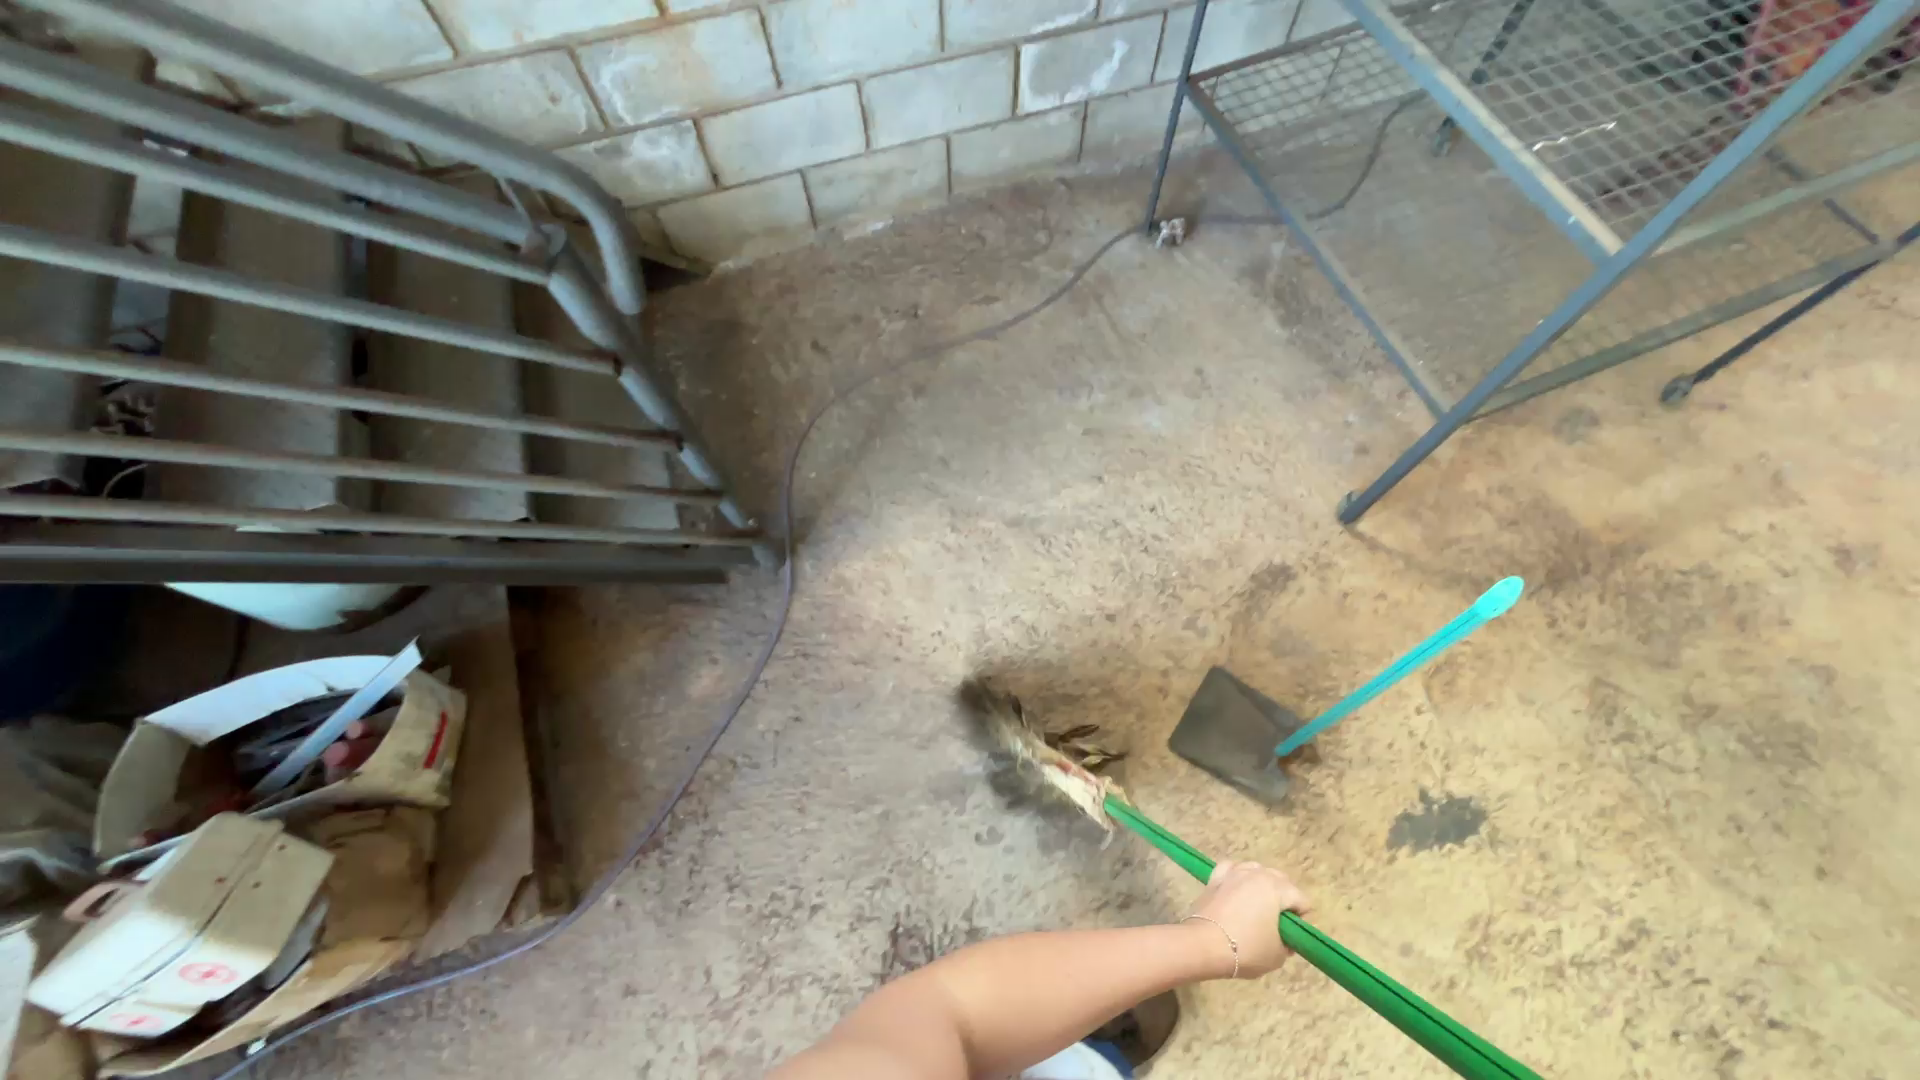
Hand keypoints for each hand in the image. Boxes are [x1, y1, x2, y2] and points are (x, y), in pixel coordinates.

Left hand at [1183, 860, 1310, 978]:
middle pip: (1280, 879)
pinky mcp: (1214, 878)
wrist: (1204, 944)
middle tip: (1279, 921)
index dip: (1302, 918)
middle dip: (1285, 897)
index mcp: (1275, 888)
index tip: (1293, 935)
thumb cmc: (1246, 949)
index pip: (1301, 899)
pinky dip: (1237, 876)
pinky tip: (1237, 889)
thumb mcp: (1278, 954)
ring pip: (1255, 869)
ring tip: (1259, 905)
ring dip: (1262, 883)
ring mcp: (1233, 873)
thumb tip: (1285, 937)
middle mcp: (1255, 874)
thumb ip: (1287, 942)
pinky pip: (1231, 869)